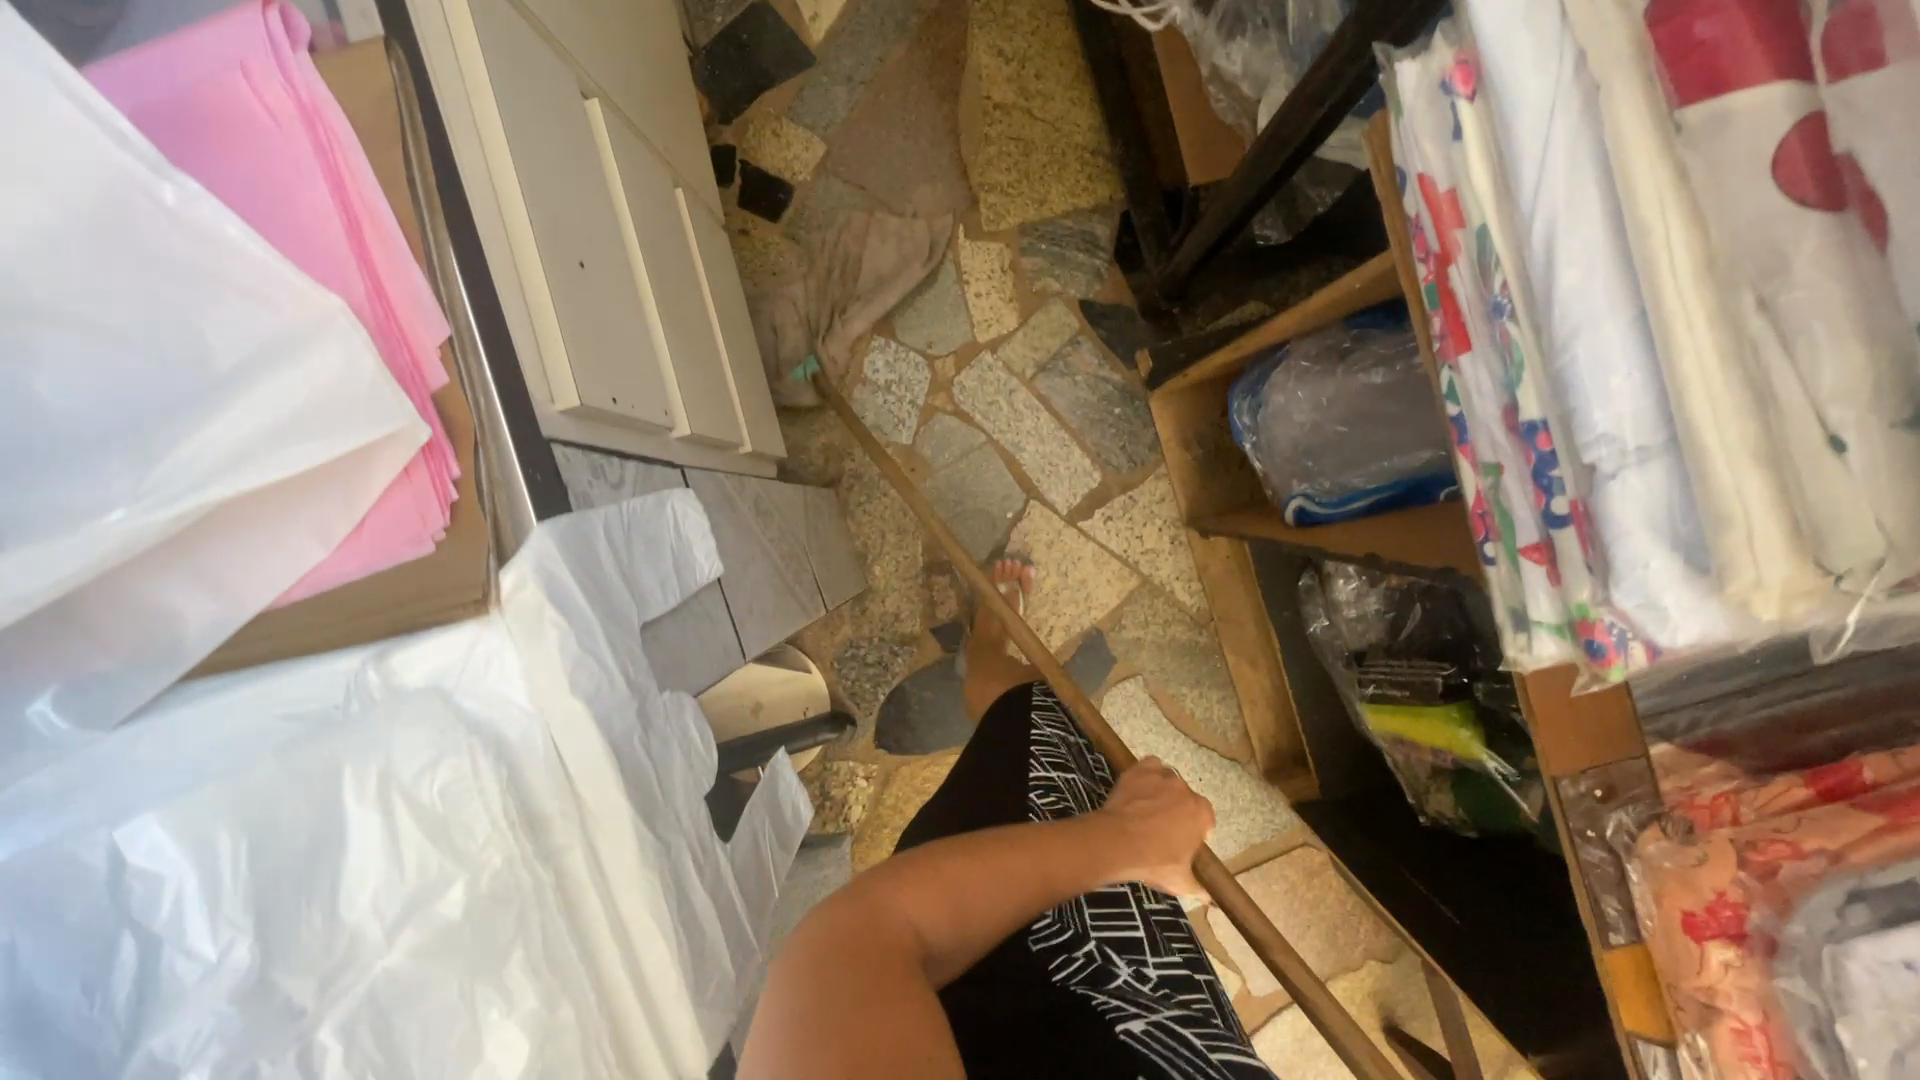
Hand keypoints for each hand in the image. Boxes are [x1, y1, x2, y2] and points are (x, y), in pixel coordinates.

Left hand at [1087, 757, 1214, 896]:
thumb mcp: (1181, 882)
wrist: (1117, 842)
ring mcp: (1162, 776)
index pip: (1205, 820)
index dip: (1194, 832)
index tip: (1181, 843)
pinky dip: (1148, 775)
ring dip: (1162, 792)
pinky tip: (1139, 789)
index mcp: (1202, 813)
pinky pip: (1150, 766)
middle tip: (1160, 829)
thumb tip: (1208, 899)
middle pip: (1185, 800)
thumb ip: (1198, 888)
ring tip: (1146, 810)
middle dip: (1177, 812)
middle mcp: (1186, 790)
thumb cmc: (1153, 861)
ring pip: (1168, 781)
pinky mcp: (1140, 769)